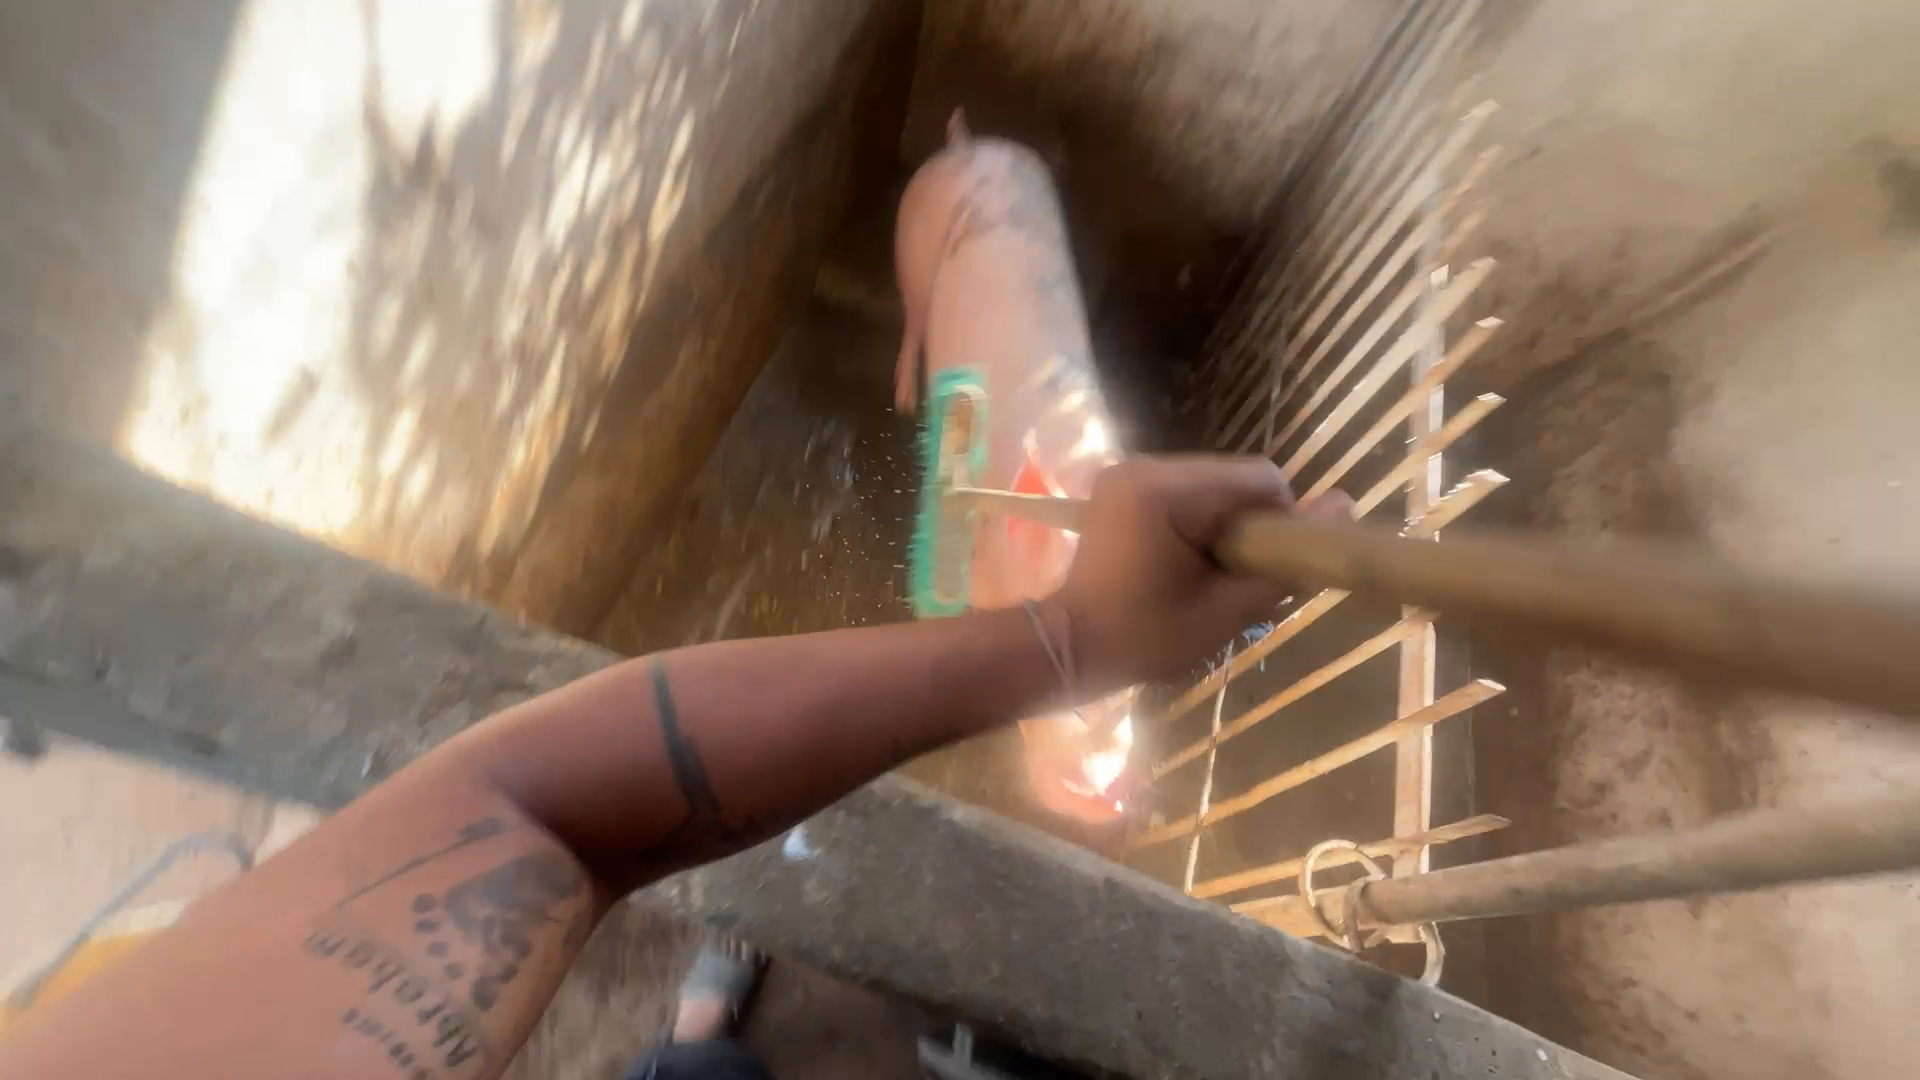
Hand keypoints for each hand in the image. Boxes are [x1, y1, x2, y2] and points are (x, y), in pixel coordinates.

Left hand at [1049, 455, 1351, 691]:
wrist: (1070, 645)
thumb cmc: (1145, 636)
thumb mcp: (1227, 609)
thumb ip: (1286, 560)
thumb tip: (1345, 502)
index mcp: (1164, 490)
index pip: (1259, 479)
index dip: (1280, 522)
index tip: (1262, 567)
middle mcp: (1143, 465)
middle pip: (1233, 478)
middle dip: (1247, 523)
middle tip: (1230, 576)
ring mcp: (1126, 472)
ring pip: (1210, 483)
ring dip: (1221, 522)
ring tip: (1202, 571)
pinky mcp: (1119, 485)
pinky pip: (1181, 490)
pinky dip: (1194, 520)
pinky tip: (1181, 559)